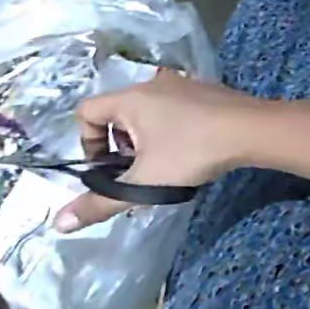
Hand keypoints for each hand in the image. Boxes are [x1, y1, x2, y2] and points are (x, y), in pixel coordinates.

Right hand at [54, 72, 264, 230]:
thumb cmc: (192, 151)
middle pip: (118, 112)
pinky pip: (174, 108)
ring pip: (148, 111)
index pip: (87, 111)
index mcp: (131, 98)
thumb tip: (58, 224)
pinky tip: (191, 150)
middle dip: (120, 144)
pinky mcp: (205, 90)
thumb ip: (101, 203)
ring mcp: (182, 84)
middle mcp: (153, 84)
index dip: (87, 142)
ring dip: (146, 138)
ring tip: (165, 164)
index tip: (106, 168)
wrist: (251, 129)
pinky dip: (171, 128)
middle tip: (137, 171)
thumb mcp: (144, 181)